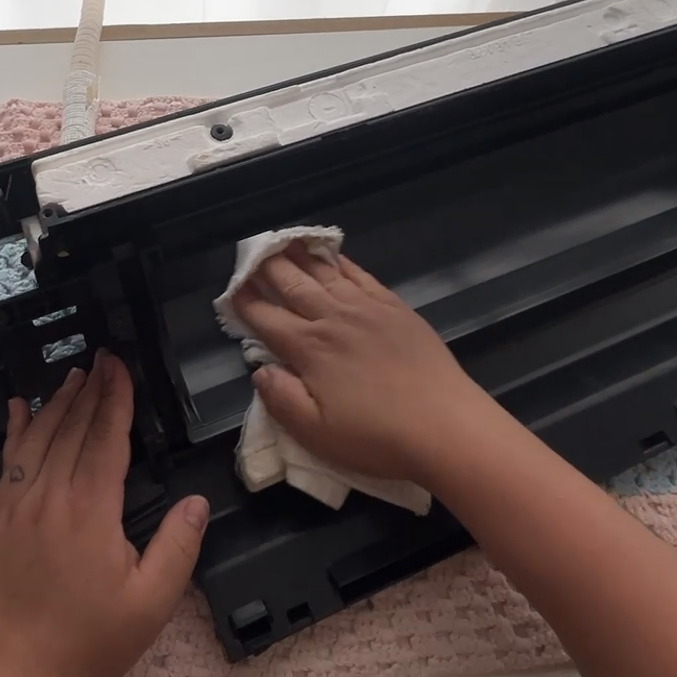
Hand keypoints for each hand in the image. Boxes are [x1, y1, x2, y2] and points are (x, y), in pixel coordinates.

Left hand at [0, 351, 209, 676]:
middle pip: (73, 428)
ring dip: (58, 401)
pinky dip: (14, 431)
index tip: (121, 366)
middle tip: (104, 355)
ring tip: (75, 373)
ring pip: (40, 437)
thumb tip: (198, 501)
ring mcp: (22, 506)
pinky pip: (9, 462)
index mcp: (90, 511)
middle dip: (92, 388)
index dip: (116, 398)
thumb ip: (178, 547)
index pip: (105, 438)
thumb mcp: (150, 602)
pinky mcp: (3, 520)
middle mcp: (51, 498)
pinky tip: (16, 408)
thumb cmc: (90, 641)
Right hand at [233, 244, 502, 486]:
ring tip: (282, 240)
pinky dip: (340, 261)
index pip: (266, 318)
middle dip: (265, 267)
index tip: (230, 291)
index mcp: (309, 349)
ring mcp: (365, 308)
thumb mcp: (317, 433)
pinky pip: (360, 274)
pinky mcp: (394, 307)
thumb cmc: (378, 436)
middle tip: (250, 253)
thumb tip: (258, 369)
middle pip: (290, 284)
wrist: (446, 426)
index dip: (245, 303)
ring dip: (298, 254)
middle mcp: (332, 318)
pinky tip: (331, 254)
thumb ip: (281, 399)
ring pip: (323, 272)